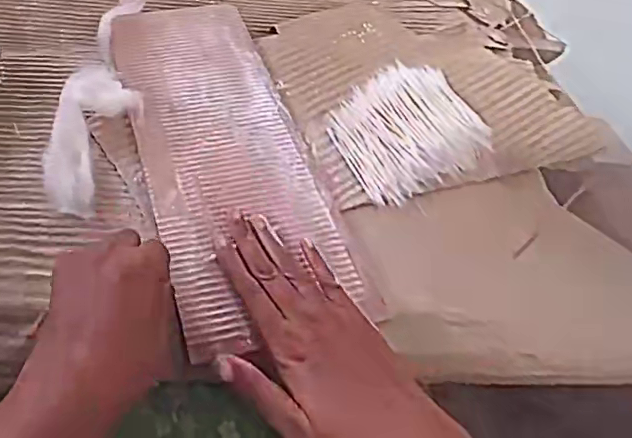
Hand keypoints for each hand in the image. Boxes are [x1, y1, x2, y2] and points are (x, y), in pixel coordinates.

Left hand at [0, 231, 174, 437]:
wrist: (74, 378)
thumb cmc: (125, 367)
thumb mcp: (160, 335)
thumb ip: (161, 299)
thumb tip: (156, 285)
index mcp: (144, 266)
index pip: (157, 249)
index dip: (156, 269)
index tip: (152, 287)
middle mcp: (114, 250)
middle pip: (128, 241)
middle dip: (131, 260)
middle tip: (128, 290)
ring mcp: (85, 254)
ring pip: (103, 249)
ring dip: (106, 265)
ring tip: (102, 299)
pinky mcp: (62, 264)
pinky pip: (80, 261)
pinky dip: (84, 274)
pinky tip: (82, 302)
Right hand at [215, 216, 466, 437]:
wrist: (413, 435)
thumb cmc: (352, 433)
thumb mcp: (298, 425)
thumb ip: (260, 390)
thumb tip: (222, 362)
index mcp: (289, 345)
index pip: (253, 295)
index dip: (234, 265)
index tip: (219, 241)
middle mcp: (307, 321)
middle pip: (271, 273)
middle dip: (250, 241)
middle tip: (233, 215)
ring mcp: (333, 315)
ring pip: (295, 269)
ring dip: (275, 242)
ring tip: (260, 219)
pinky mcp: (355, 317)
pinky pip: (328, 279)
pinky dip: (314, 258)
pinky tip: (304, 243)